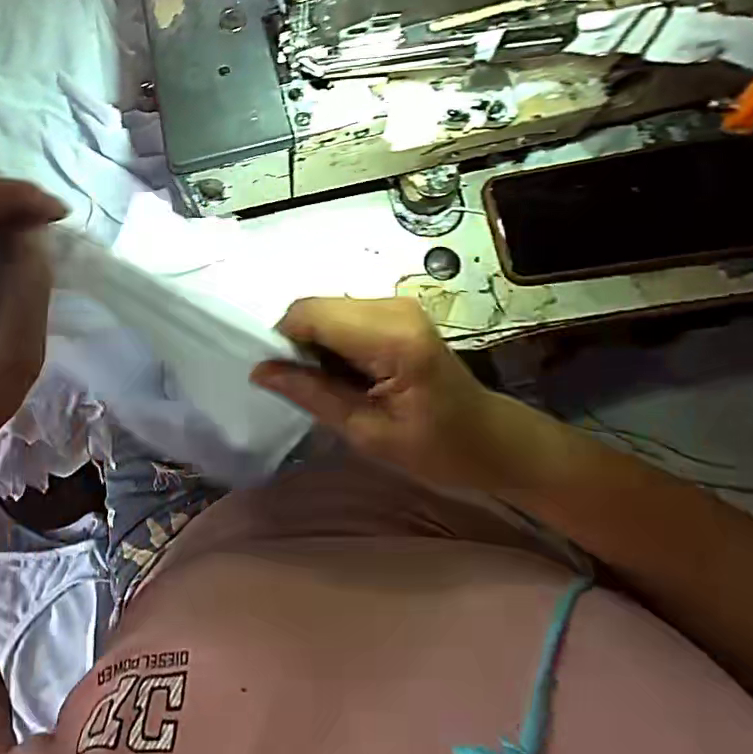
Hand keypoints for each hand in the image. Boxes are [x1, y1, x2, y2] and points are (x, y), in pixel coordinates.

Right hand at [251, 297, 510, 488]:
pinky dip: (330, 340)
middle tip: (308, 386)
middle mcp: (393, 307)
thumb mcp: (367, 433)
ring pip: (323, 309)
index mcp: (392, 338)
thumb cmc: (438, 448)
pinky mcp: (395, 310)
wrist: (493, 440)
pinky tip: (348, 372)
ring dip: (313, 343)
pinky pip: (340, 314)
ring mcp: (396, 304)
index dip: (284, 342)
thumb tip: (259, 371)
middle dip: (297, 343)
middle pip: (314, 308)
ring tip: (332, 382)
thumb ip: (312, 394)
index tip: (284, 380)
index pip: (309, 315)